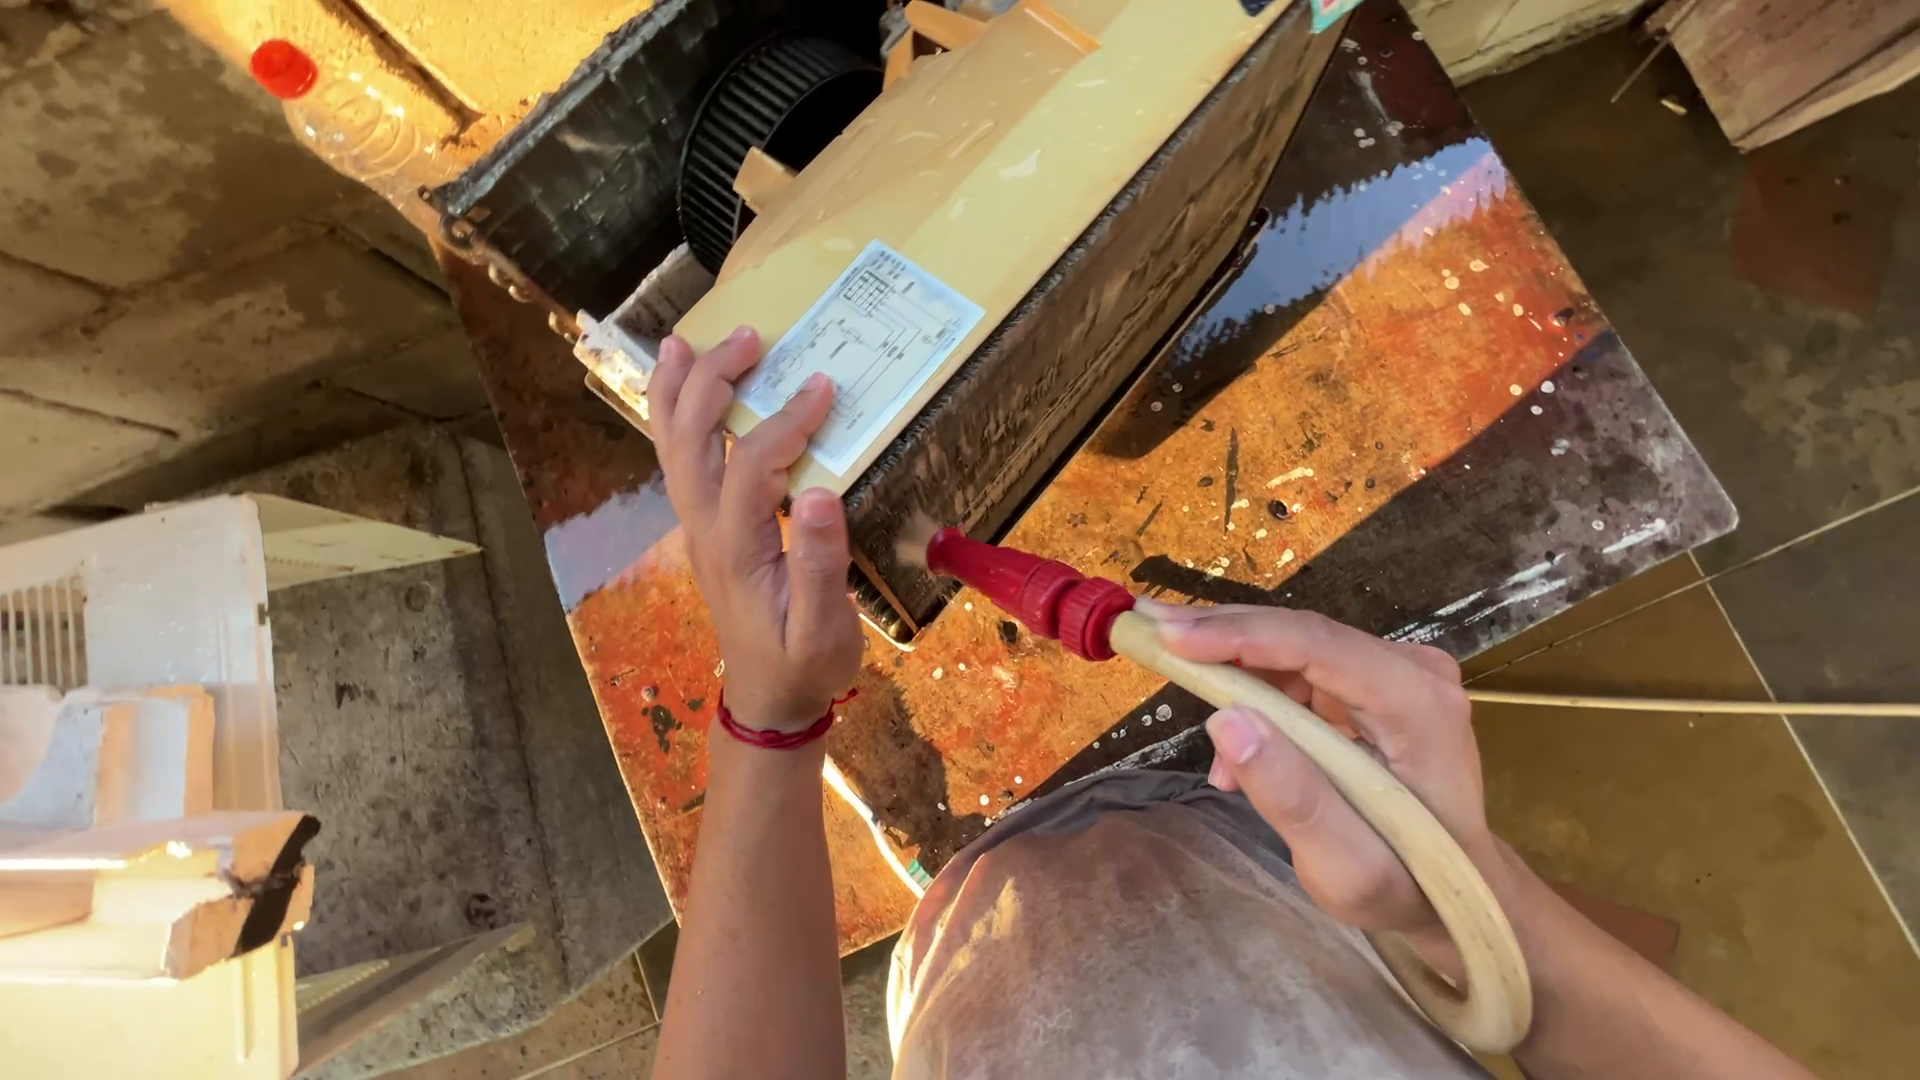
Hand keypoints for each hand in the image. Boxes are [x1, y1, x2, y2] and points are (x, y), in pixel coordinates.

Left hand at [647, 328, 863, 732]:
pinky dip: (675, 420)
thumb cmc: (804, 665)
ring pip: (672, 447)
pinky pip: (679, 463)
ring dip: (677, 391)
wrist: (768, 698)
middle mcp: (706, 527)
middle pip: (692, 439)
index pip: (755, 463)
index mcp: (739, 545)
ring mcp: (698, 527)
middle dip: (714, 380)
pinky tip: (684, 397)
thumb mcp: (824, 628)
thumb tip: (823, 491)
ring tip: (686, 342)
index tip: (825, 388)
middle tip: (749, 337)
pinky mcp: (705, 530)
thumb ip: (823, 565)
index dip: (788, 420)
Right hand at [1143, 601, 1520, 943]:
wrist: (1457, 889)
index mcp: (1418, 704)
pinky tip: (1231, 740)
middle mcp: (1410, 668)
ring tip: (1178, 685)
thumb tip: (1226, 718)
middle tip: (1144, 627)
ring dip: (1227, 664)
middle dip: (1216, 631)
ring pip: (1288, 645)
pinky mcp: (1368, 678)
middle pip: (1297, 633)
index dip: (1238, 635)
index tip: (1169, 637)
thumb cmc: (1407, 885)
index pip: (1316, 645)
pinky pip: (1293, 666)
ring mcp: (1391, 669)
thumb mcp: (1348, 868)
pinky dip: (1249, 689)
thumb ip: (1293, 798)